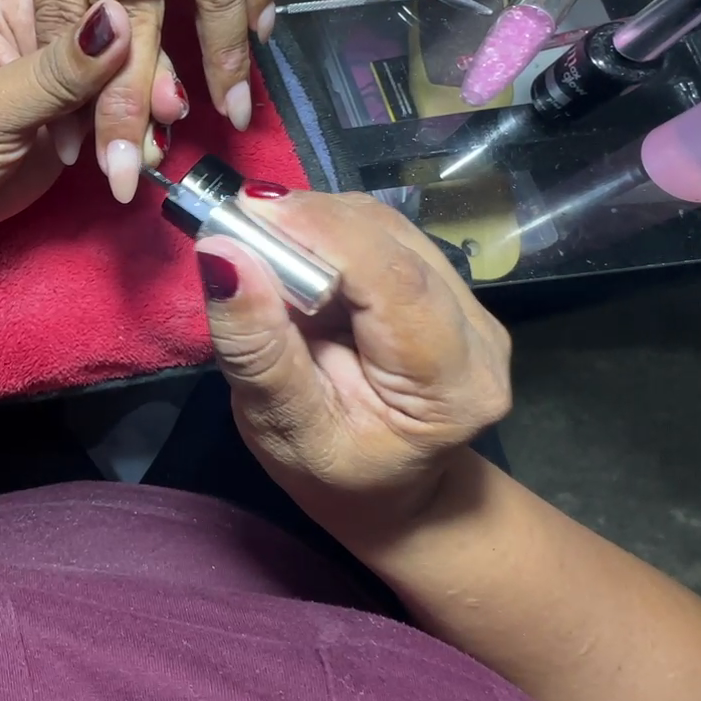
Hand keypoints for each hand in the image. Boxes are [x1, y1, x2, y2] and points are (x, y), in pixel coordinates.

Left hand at [0, 0, 162, 242]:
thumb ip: (54, 69)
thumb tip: (123, 15)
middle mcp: (48, 25)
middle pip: (120, 23)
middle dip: (147, 63)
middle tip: (164, 106)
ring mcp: (67, 73)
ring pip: (128, 72)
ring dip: (147, 104)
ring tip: (151, 143)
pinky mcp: (77, 116)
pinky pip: (120, 114)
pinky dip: (136, 134)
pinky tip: (143, 155)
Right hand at [196, 190, 512, 541]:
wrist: (389, 487)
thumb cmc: (332, 473)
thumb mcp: (278, 425)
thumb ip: (255, 347)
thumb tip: (222, 254)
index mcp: (450, 385)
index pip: (392, 280)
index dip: (319, 232)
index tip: (245, 213)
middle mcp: (478, 333)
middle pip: (388, 242)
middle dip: (304, 223)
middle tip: (234, 229)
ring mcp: (468, 303)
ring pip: (382, 226)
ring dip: (310, 223)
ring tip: (257, 246)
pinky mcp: (442, 285)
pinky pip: (377, 234)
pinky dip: (322, 232)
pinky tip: (290, 257)